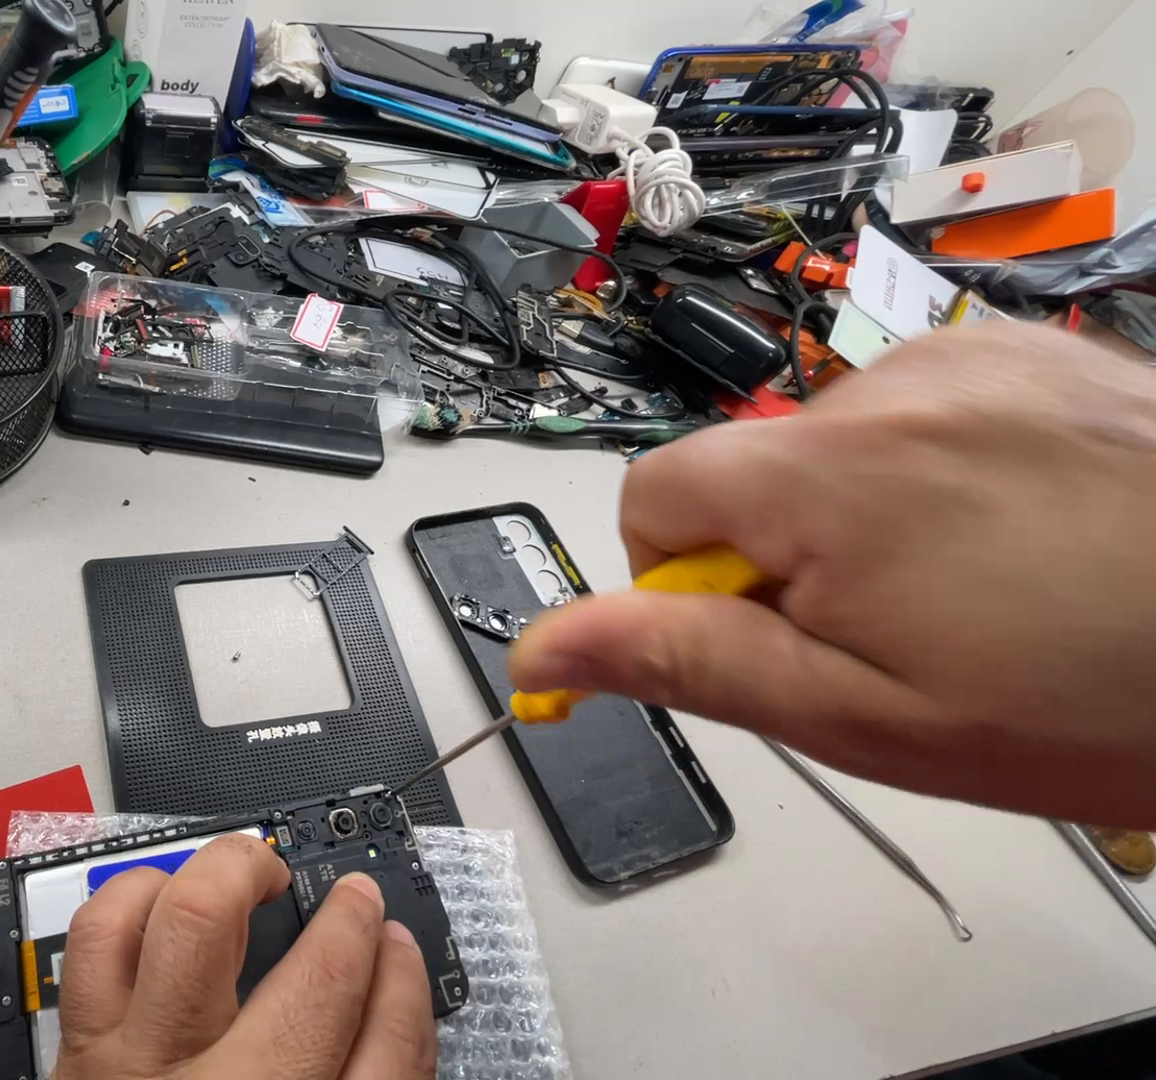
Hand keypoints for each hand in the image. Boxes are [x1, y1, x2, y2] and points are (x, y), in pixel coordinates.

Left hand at [52, 833, 436, 1079]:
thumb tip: (389, 972)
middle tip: (350, 900)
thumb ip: (360, 1069)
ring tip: (251, 878)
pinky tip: (167, 897)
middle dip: (345, 928)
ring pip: (189, 925)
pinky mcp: (82, 1041)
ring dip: (232, 880)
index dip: (403, 986)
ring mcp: (139, 1066)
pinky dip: (138, 893)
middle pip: (308, 994)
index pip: (386, 1060)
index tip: (395, 945)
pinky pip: (102, 935)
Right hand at [508, 321, 1155, 826]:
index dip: (679, 574)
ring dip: (844, 518)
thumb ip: (675, 661)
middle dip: (769, 553)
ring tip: (961, 581)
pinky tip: (1005, 527)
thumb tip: (533, 649)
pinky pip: (898, 418)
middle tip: (881, 627)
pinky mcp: (1019, 353)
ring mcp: (962, 358)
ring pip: (813, 450)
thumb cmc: (1106, 697)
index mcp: (823, 474)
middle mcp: (883, 388)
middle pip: (735, 473)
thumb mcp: (852, 711)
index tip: (766, 627)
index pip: (650, 496)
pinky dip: (913, 477)